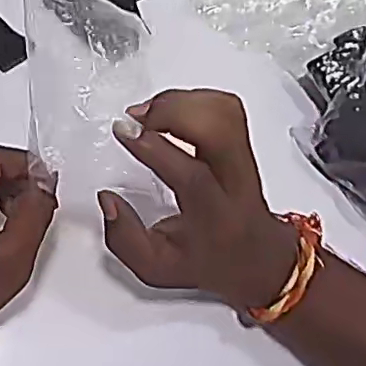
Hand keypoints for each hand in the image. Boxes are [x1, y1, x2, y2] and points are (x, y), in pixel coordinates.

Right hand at [99, 89, 299, 311]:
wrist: (258, 257)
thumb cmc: (207, 259)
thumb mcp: (156, 267)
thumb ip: (123, 238)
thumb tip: (108, 200)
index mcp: (215, 216)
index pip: (191, 174)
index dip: (153, 147)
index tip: (123, 130)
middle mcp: (236, 181)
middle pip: (218, 129)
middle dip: (171, 111)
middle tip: (138, 118)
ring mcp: (244, 157)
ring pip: (223, 110)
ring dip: (179, 102)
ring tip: (149, 114)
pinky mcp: (242, 140)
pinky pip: (223, 105)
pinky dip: (190, 99)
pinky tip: (169, 111)